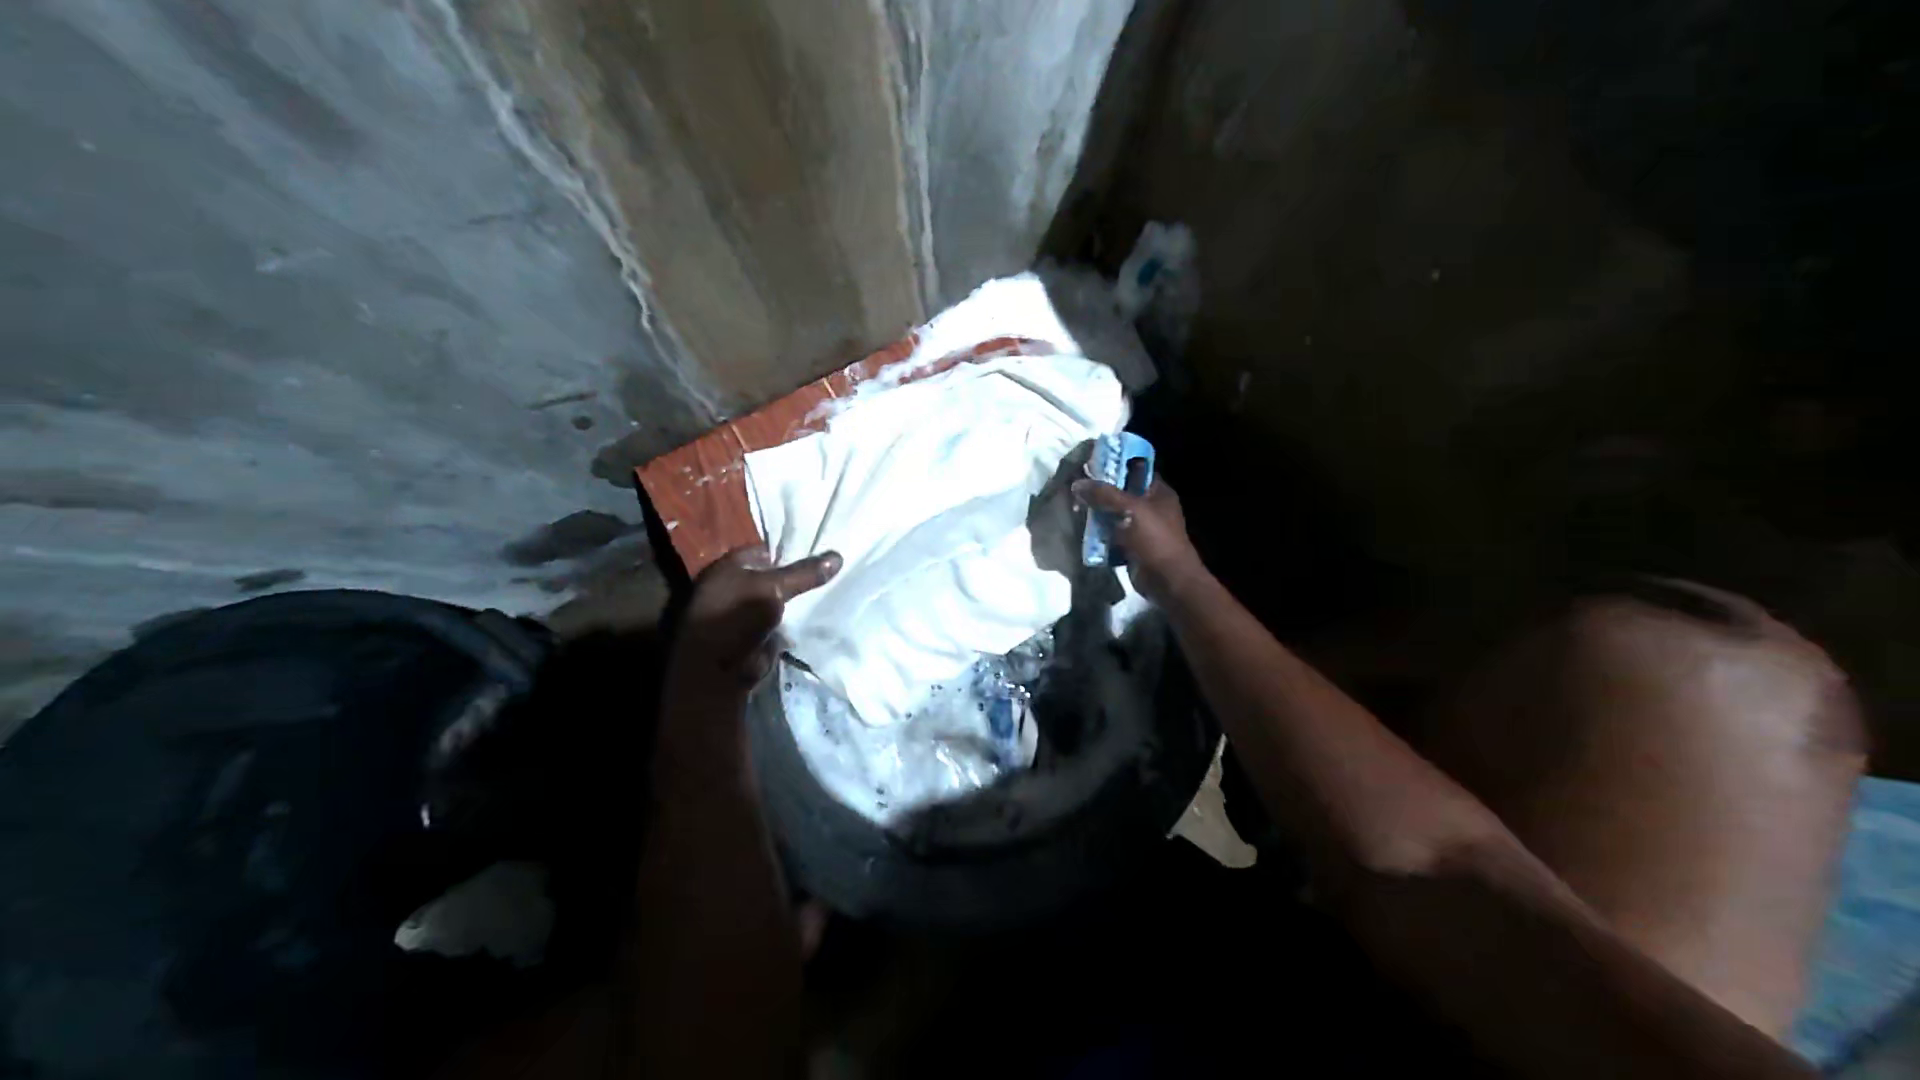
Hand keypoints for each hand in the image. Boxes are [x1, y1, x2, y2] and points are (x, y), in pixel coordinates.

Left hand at [669, 545, 841, 693]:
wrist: (720, 667)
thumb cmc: (738, 615)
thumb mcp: (774, 588)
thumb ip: (804, 574)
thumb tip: (838, 556)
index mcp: (728, 567)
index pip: (765, 551)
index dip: (791, 552)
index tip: (821, 554)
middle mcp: (733, 587)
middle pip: (774, 577)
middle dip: (798, 578)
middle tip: (831, 574)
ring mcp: (744, 613)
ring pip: (780, 600)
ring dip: (799, 601)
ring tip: (832, 592)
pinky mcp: (756, 635)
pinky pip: (782, 622)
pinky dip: (795, 621)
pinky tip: (819, 616)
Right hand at [1071, 476, 1206, 603]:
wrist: (1167, 581)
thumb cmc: (1155, 540)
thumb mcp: (1131, 510)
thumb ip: (1104, 494)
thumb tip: (1077, 483)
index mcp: (1158, 492)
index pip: (1135, 469)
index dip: (1114, 464)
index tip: (1090, 463)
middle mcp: (1150, 507)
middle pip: (1120, 492)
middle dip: (1099, 491)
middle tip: (1075, 487)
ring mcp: (1140, 527)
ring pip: (1113, 513)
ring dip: (1095, 512)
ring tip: (1073, 506)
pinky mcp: (1130, 545)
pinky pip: (1110, 533)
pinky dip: (1097, 532)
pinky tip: (1080, 528)